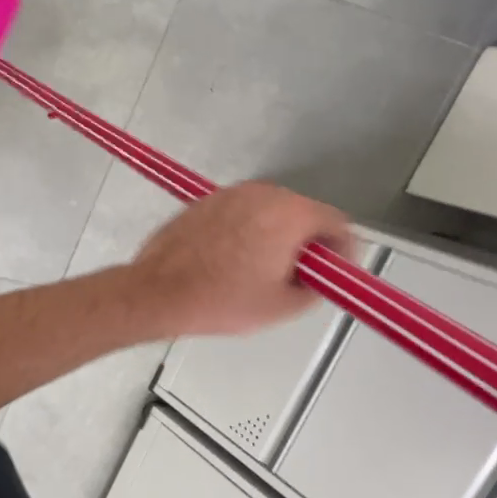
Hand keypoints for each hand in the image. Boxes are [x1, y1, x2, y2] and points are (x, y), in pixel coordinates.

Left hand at [125, 181, 354, 337]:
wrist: (155, 293)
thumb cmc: (220, 300)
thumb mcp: (284, 305)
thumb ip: (319, 285)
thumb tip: (321, 275)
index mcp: (289, 212)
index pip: (337, 223)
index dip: (341, 251)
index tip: (332, 274)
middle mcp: (260, 193)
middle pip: (302, 214)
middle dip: (305, 243)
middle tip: (295, 276)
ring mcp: (226, 194)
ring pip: (267, 213)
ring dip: (273, 236)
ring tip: (258, 271)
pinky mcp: (201, 203)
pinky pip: (237, 214)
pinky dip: (243, 232)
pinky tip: (229, 261)